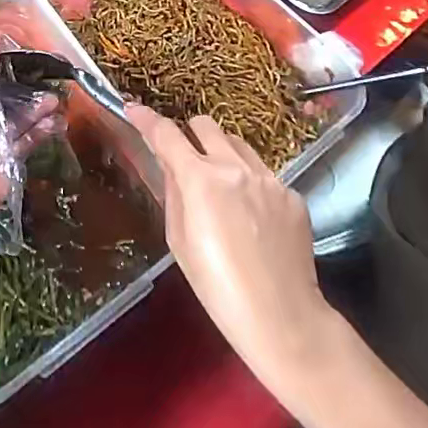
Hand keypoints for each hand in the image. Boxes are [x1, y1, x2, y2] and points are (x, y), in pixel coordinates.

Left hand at [0, 62, 62, 219]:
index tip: (16, 49)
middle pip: (3, 95)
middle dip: (24, 85)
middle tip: (45, 76)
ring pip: (19, 116)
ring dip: (38, 107)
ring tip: (57, 100)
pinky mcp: (8, 155)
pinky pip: (28, 138)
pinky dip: (43, 129)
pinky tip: (58, 122)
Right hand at [126, 105, 329, 374]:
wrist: (282, 318)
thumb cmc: (217, 287)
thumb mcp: (178, 240)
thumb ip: (173, 193)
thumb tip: (170, 165)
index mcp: (201, 180)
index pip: (166, 134)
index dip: (146, 119)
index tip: (134, 109)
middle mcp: (236, 168)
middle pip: (206, 125)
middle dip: (190, 135)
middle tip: (185, 159)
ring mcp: (269, 178)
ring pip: (237, 144)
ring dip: (221, 154)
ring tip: (221, 188)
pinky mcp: (292, 194)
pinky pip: (263, 174)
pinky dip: (250, 183)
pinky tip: (252, 217)